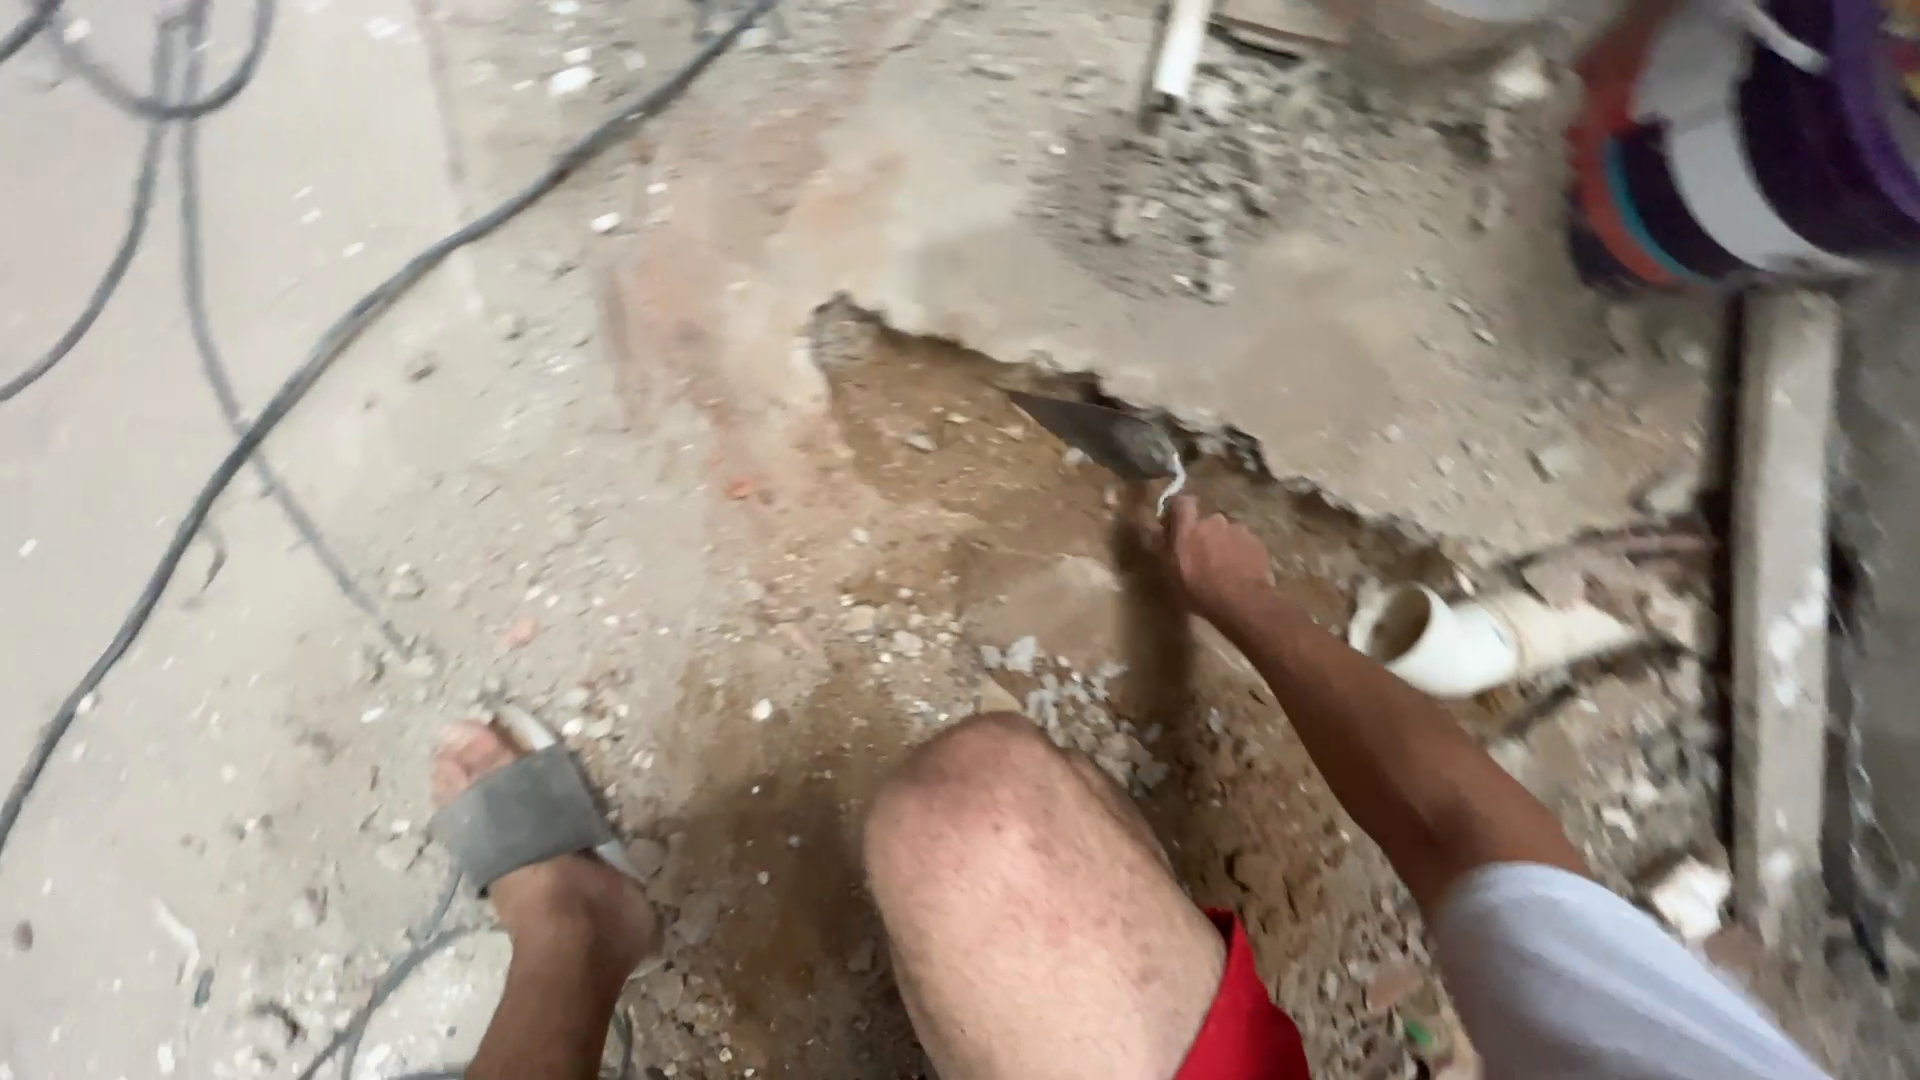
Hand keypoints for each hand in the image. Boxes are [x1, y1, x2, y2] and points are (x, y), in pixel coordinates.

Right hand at [1163, 495, 1275, 632]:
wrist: (1243, 602)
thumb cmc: (1200, 590)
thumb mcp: (1172, 574)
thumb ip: (1165, 547)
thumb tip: (1157, 530)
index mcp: (1189, 528)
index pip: (1181, 501)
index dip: (1178, 509)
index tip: (1175, 523)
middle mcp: (1214, 521)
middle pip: (1206, 521)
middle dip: (1203, 534)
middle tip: (1201, 557)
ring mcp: (1238, 530)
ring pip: (1226, 532)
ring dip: (1222, 544)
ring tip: (1223, 568)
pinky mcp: (1257, 542)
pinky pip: (1243, 543)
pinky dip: (1239, 553)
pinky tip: (1239, 572)